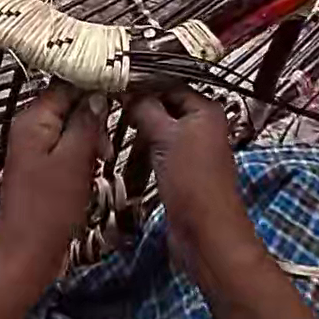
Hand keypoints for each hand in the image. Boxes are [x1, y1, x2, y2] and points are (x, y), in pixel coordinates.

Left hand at [0, 84, 109, 286]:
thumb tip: (99, 94)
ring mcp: (35, 146)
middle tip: (108, 142)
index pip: (67, 83)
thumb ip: (86, 121)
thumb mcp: (74, 159)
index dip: (95, 85)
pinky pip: (67, 145)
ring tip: (102, 159)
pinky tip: (92, 170)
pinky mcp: (41, 165)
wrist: (23, 259)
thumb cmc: (49, 208)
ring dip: (90, 138)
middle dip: (94, 117)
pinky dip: (82, 153)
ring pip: (71, 125)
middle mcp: (31, 125)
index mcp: (34, 117)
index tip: (121, 91)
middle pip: (70, 103)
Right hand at [126, 88, 256, 263]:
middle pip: (167, 106)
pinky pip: (162, 149)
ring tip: (114, 126)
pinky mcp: (184, 170)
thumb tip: (127, 89)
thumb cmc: (190, 179)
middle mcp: (203, 124)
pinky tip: (128, 151)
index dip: (145, 84)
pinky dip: (147, 149)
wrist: (207, 235)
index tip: (117, 83)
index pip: (171, 84)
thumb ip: (145, 109)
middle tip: (111, 104)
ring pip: (162, 129)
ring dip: (142, 130)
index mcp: (206, 108)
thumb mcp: (165, 137)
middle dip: (141, 107)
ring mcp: (194, 147)